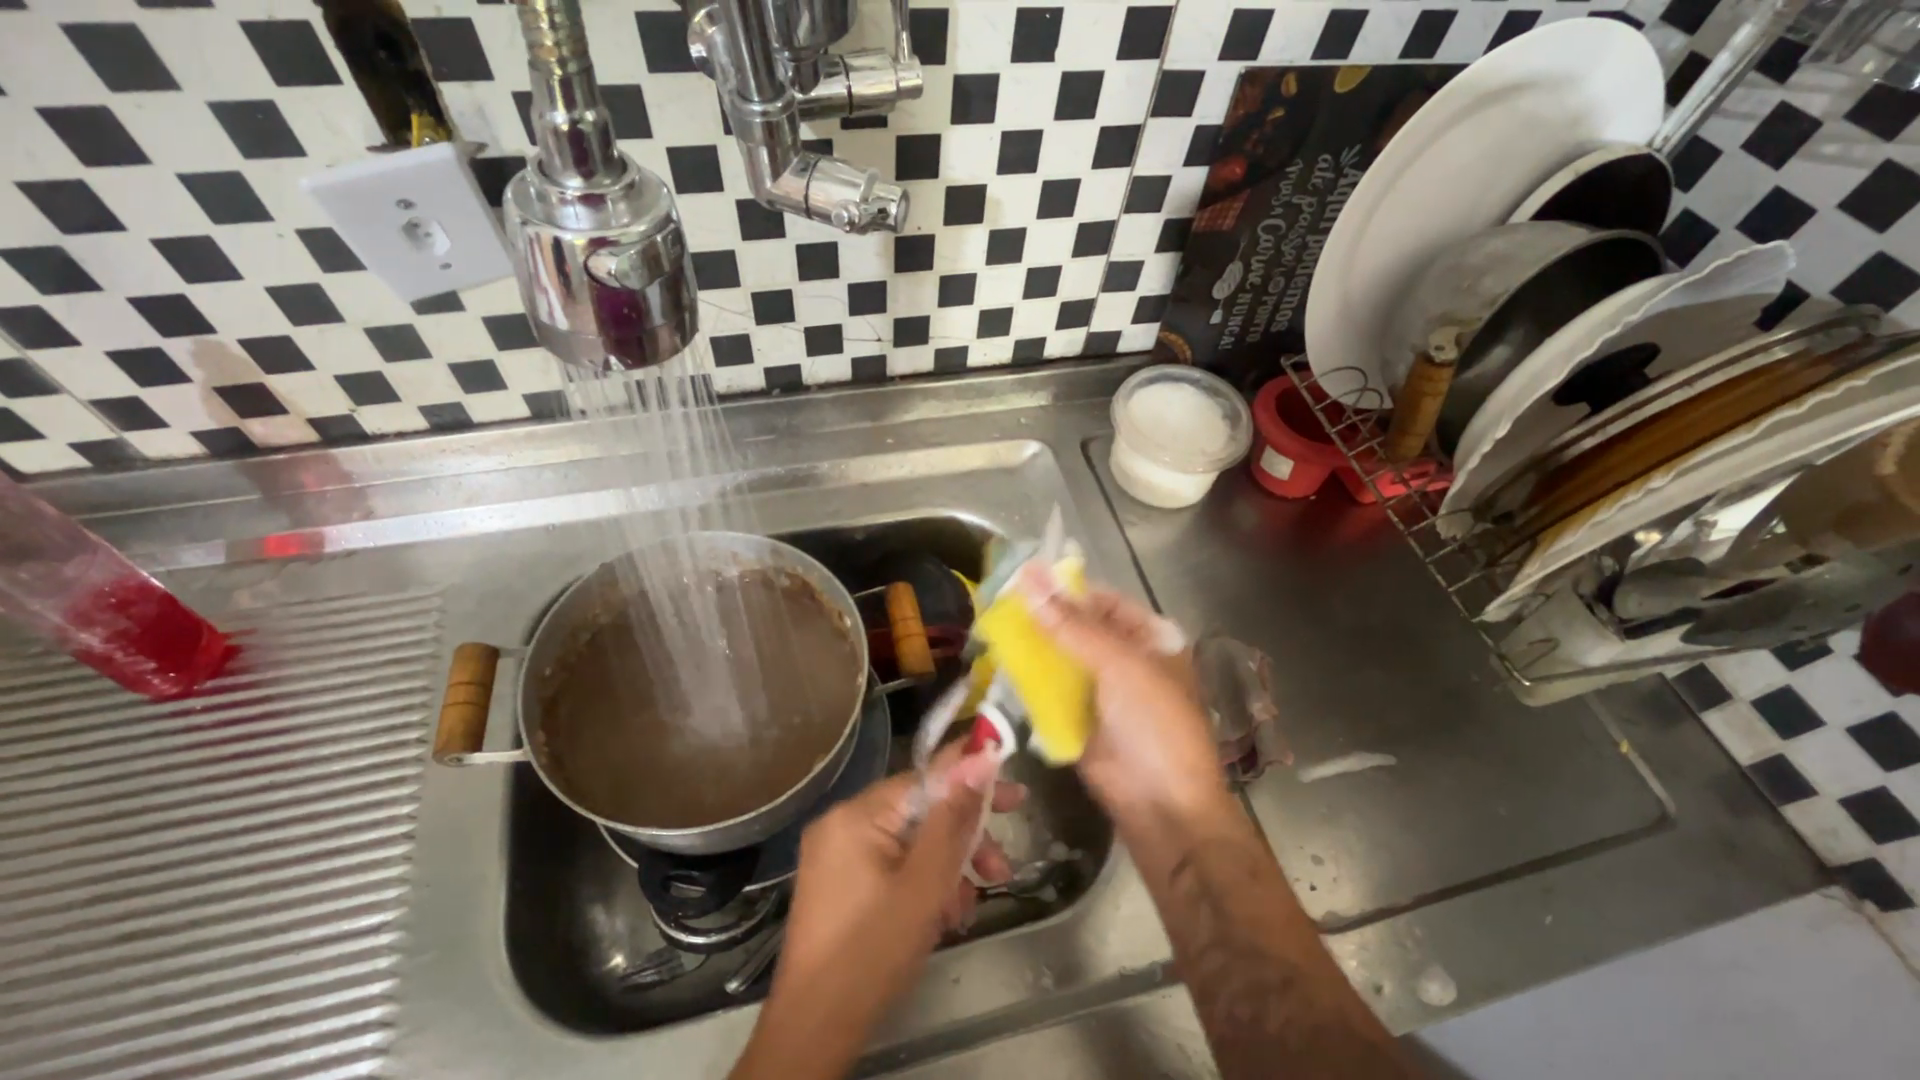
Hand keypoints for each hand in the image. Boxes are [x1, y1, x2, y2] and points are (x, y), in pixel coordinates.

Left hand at [735, 748, 1024, 1079]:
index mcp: (856, 815)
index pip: (924, 777)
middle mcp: (841, 824)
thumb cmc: (873, 951)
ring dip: (946, 868)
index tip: (1016, 790)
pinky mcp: (838, 884)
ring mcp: (836, 856)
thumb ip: (954, 819)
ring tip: (970, 905)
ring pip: (908, 844)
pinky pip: (890, 867)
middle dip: (963, 839)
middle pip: (918, 813)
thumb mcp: (926, 883)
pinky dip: (920, 884)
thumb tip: (980, 757)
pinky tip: (943, 916)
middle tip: (1002, 867)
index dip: (972, 778)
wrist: (815, 1025)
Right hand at [1017, 564, 1225, 823]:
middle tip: (994, 604)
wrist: (1162, 805)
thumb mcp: (1118, 665)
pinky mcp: (1076, 722)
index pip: (1101, 601)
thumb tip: (1029, 579)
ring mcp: (1099, 693)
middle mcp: (1124, 660)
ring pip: (1057, 661)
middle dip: (1040, 619)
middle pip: (1075, 629)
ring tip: (988, 629)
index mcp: (1149, 639)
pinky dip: (1026, 683)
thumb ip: (1070, 625)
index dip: (1064, 588)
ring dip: (1029, 649)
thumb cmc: (1155, 724)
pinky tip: (996, 667)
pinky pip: (1047, 694)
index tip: (1020, 578)